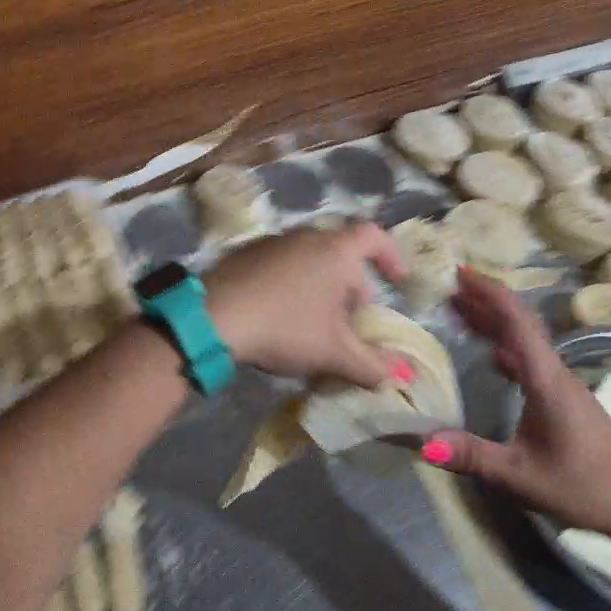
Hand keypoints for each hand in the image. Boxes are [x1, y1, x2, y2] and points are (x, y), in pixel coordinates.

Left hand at [203, 222, 405, 388]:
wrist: (212, 317)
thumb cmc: (285, 327)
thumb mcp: (334, 353)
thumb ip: (371, 365)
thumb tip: (397, 374)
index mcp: (334, 250)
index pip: (374, 236)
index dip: (391, 255)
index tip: (398, 281)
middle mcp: (305, 237)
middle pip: (341, 254)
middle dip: (352, 287)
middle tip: (352, 321)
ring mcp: (271, 243)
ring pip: (310, 261)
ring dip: (321, 290)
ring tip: (317, 326)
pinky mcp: (244, 256)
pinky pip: (282, 266)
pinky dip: (293, 288)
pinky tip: (281, 320)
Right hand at [422, 268, 610, 538]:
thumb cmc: (583, 487)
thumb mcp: (521, 476)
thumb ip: (473, 456)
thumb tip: (423, 442)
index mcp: (547, 379)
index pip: (517, 321)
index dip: (489, 292)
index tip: (460, 272)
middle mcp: (555, 373)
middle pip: (520, 324)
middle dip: (485, 302)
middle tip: (449, 288)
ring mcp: (563, 386)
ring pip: (526, 341)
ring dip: (495, 323)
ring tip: (461, 312)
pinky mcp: (565, 401)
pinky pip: (531, 360)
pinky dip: (506, 347)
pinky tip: (491, 355)